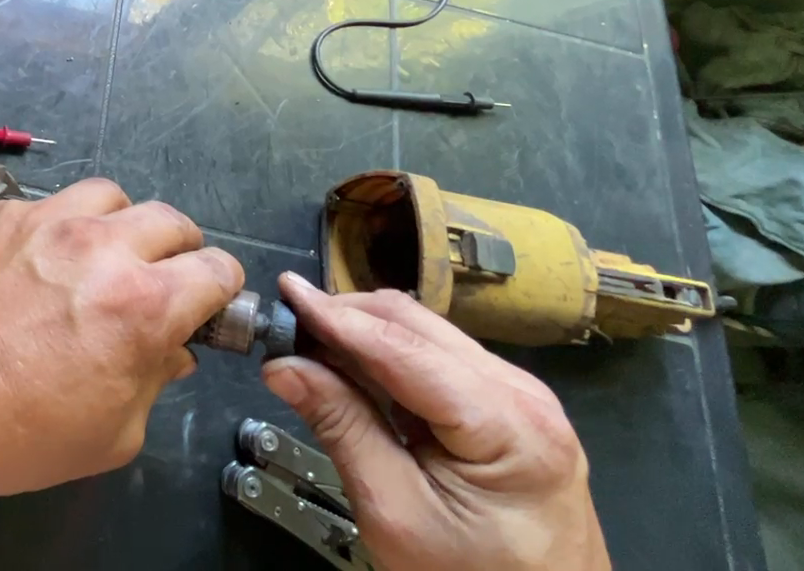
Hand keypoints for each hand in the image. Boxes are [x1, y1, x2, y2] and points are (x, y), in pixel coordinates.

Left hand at [0, 178, 242, 505]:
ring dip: (122, 224)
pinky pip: (55, 203)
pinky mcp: (6, 214)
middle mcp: (101, 248)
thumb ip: (157, 378)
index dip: (220, 290)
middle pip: (172, 220)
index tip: (206, 304)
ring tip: (103, 256)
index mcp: (141, 304)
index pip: (215, 269)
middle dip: (180, 251)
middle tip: (160, 279)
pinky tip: (44, 260)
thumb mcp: (115, 433)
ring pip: (113, 196)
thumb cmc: (20, 434)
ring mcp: (49, 222)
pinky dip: (66, 225)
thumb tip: (174, 347)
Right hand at [264, 274, 609, 570]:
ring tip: (306, 344)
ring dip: (359, 330)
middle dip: (343, 316)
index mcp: (508, 425)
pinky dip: (382, 351)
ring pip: (420, 330)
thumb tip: (282, 365)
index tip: (283, 289)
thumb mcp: (394, 512)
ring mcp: (518, 392)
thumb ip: (341, 428)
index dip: (337, 316)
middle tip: (284, 325)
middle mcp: (521, 391)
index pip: (403, 349)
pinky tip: (347, 364)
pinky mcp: (504, 401)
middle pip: (414, 323)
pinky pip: (432, 354)